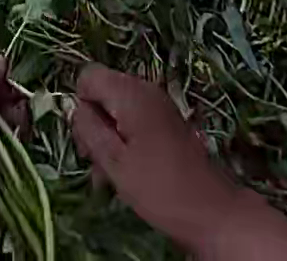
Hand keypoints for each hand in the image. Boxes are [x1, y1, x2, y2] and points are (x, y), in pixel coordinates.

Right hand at [69, 65, 248, 253]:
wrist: (213, 211)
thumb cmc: (159, 187)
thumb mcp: (114, 161)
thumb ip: (88, 128)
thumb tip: (73, 107)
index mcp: (129, 92)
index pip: (87, 75)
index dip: (80, 105)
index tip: (87, 140)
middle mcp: (143, 87)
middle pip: (101, 91)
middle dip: (92, 124)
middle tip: (95, 163)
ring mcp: (157, 102)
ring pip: (115, 107)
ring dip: (106, 136)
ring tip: (108, 175)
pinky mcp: (165, 119)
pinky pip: (133, 118)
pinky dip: (123, 139)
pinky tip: (125, 170)